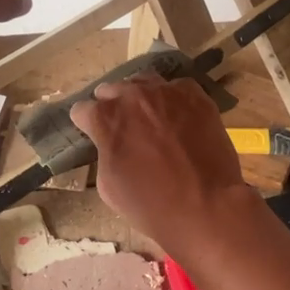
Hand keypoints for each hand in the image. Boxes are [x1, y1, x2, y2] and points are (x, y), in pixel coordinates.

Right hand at [70, 75, 252, 252]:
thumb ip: (104, 150)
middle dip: (113, 106)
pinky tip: (179, 118)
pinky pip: (177, 88)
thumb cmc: (150, 204)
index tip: (93, 134)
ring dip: (141, 97)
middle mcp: (133, 95)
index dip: (86, 124)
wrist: (206, 207)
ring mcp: (167, 91)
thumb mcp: (108, 184)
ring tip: (150, 117)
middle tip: (123, 128)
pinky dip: (173, 99)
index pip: (82, 110)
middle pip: (112, 89)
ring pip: (144, 82)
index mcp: (106, 117)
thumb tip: (111, 142)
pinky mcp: (196, 95)